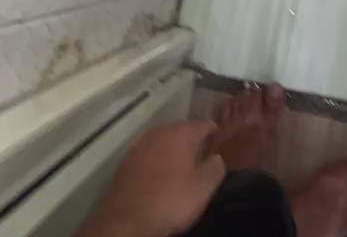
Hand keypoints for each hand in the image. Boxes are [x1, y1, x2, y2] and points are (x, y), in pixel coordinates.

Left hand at [78, 120, 227, 236]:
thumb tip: (217, 157)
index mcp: (180, 133)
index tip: (220, 138)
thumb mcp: (202, 188)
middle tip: (202, 153)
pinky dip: (156, 161)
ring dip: (171, 150)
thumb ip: (215, 168)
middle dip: (191, 139)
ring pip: (162, 142)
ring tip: (181, 164)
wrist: (126, 222)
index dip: (214, 131)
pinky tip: (158, 175)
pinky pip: (147, 156)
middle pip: (180, 130)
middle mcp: (158, 133)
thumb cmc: (169, 200)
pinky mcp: (125, 163)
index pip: (202, 124)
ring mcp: (139, 147)